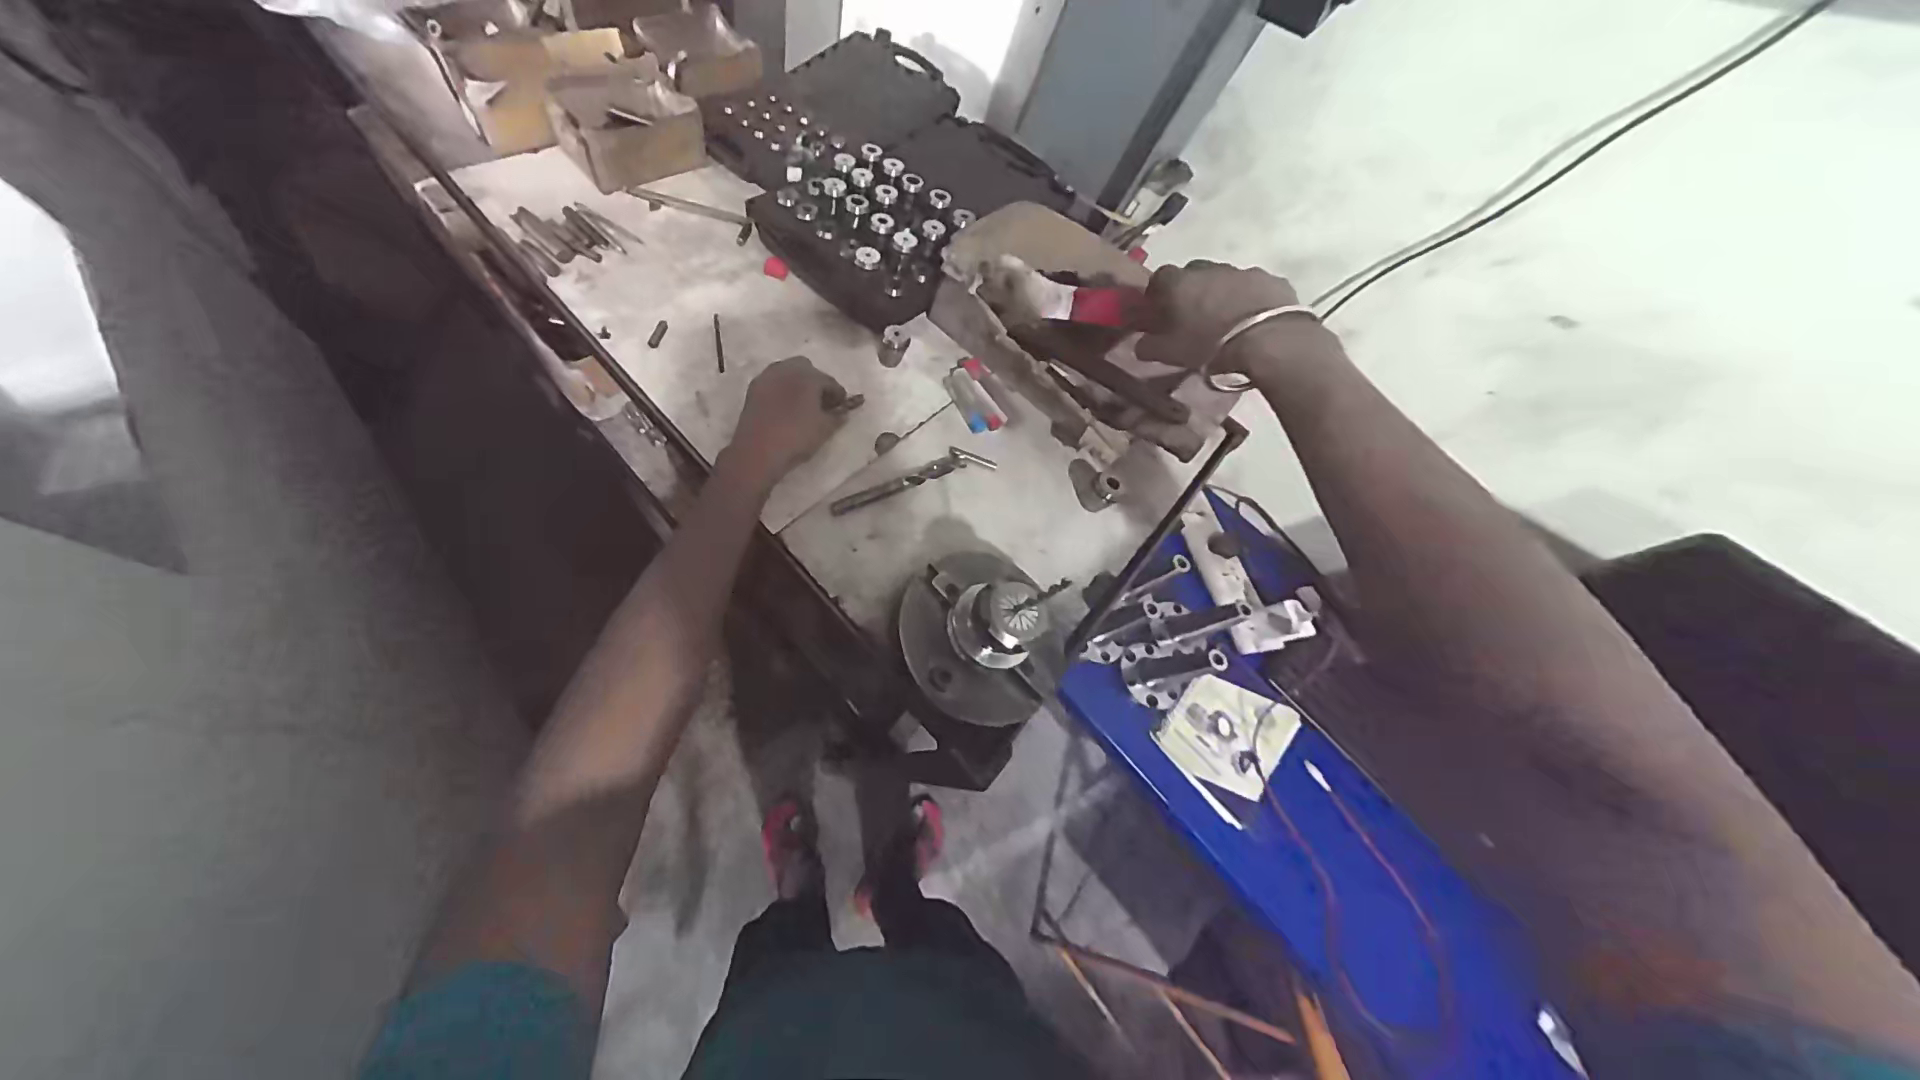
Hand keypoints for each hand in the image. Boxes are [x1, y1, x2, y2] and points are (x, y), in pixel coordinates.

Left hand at [726, 356, 850, 483]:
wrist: (758, 450)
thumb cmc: (797, 437)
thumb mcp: (825, 429)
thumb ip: (837, 417)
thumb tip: (842, 412)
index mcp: (809, 376)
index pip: (830, 382)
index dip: (838, 396)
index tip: (840, 408)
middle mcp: (788, 369)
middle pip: (807, 369)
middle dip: (816, 382)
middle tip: (820, 403)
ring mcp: (768, 377)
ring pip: (787, 371)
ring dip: (797, 383)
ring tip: (801, 404)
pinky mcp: (753, 388)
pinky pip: (773, 382)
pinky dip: (781, 389)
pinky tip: (783, 407)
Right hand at [1133, 260, 1341, 379]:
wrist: (1267, 340)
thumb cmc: (1208, 345)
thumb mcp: (1169, 354)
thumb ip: (1148, 346)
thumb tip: (1139, 343)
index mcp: (1179, 283)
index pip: (1158, 278)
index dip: (1157, 294)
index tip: (1159, 312)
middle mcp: (1208, 269)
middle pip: (1192, 274)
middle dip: (1189, 291)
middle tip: (1191, 317)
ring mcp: (1242, 271)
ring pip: (1223, 279)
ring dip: (1219, 294)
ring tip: (1223, 321)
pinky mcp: (1270, 279)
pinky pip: (1251, 287)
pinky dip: (1247, 299)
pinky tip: (1249, 320)